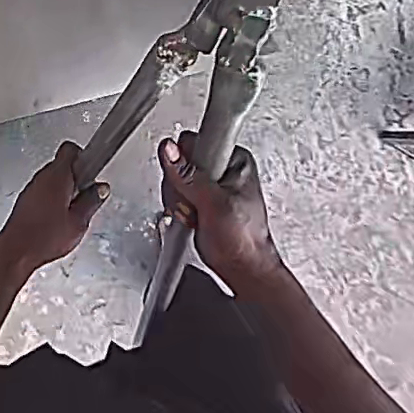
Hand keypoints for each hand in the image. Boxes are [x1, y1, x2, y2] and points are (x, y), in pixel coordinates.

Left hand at [0, 141, 108, 273]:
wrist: (16, 251)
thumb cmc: (44, 236)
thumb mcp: (79, 222)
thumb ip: (91, 201)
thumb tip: (101, 189)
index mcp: (57, 176)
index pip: (70, 149)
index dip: (82, 157)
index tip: (90, 171)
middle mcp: (42, 176)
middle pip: (62, 164)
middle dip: (75, 178)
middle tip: (83, 196)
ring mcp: (31, 187)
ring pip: (52, 178)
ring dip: (62, 189)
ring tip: (70, 212)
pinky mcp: (25, 199)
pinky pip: (41, 190)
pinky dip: (50, 198)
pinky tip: (55, 218)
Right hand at [159, 133, 285, 290]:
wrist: (243, 271)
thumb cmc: (244, 241)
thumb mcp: (214, 204)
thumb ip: (189, 176)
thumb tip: (170, 150)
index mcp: (234, 158)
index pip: (192, 141)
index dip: (185, 163)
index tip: (193, 185)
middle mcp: (222, 166)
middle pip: (179, 161)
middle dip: (180, 188)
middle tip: (196, 205)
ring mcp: (210, 182)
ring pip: (174, 178)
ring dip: (179, 201)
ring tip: (197, 215)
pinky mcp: (200, 196)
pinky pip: (175, 192)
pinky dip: (178, 207)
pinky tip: (192, 219)